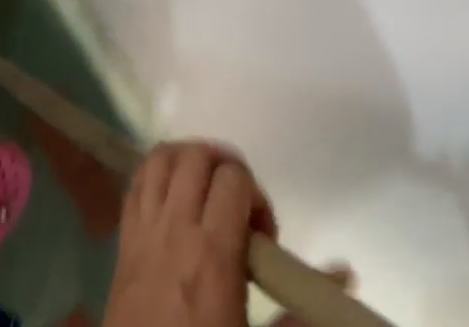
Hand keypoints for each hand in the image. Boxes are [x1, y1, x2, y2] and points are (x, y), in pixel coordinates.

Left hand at [103, 140, 351, 326]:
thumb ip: (298, 314)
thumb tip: (345, 274)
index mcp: (212, 253)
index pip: (232, 180)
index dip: (256, 195)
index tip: (264, 234)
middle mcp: (175, 227)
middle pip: (195, 157)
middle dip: (224, 167)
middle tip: (241, 203)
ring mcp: (144, 226)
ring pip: (161, 158)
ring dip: (188, 159)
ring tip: (209, 187)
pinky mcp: (123, 234)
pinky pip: (137, 181)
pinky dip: (158, 172)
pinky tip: (176, 196)